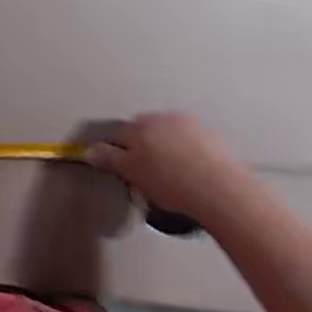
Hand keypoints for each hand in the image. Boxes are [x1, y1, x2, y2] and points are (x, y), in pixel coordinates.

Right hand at [85, 112, 253, 219]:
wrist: (221, 192)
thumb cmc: (174, 182)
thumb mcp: (131, 173)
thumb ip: (108, 159)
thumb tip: (90, 151)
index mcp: (141, 125)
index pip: (119, 134)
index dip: (115, 151)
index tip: (117, 165)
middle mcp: (165, 119)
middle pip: (145, 131)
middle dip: (142, 147)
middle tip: (145, 173)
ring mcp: (191, 127)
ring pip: (170, 135)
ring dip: (167, 149)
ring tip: (170, 177)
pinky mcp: (213, 139)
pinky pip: (193, 144)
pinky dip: (189, 155)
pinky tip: (191, 176)